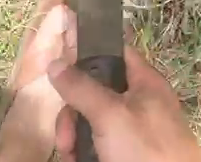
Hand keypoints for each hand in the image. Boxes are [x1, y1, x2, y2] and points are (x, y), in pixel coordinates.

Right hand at [48, 47, 200, 161]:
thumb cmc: (146, 153)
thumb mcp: (110, 115)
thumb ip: (81, 87)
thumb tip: (54, 63)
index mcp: (145, 82)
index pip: (113, 51)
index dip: (86, 51)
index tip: (61, 63)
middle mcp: (141, 103)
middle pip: (96, 90)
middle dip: (73, 110)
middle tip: (65, 134)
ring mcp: (136, 132)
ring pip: (95, 121)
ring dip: (76, 135)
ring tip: (69, 154)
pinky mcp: (130, 156)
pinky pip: (101, 144)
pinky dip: (86, 151)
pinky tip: (77, 160)